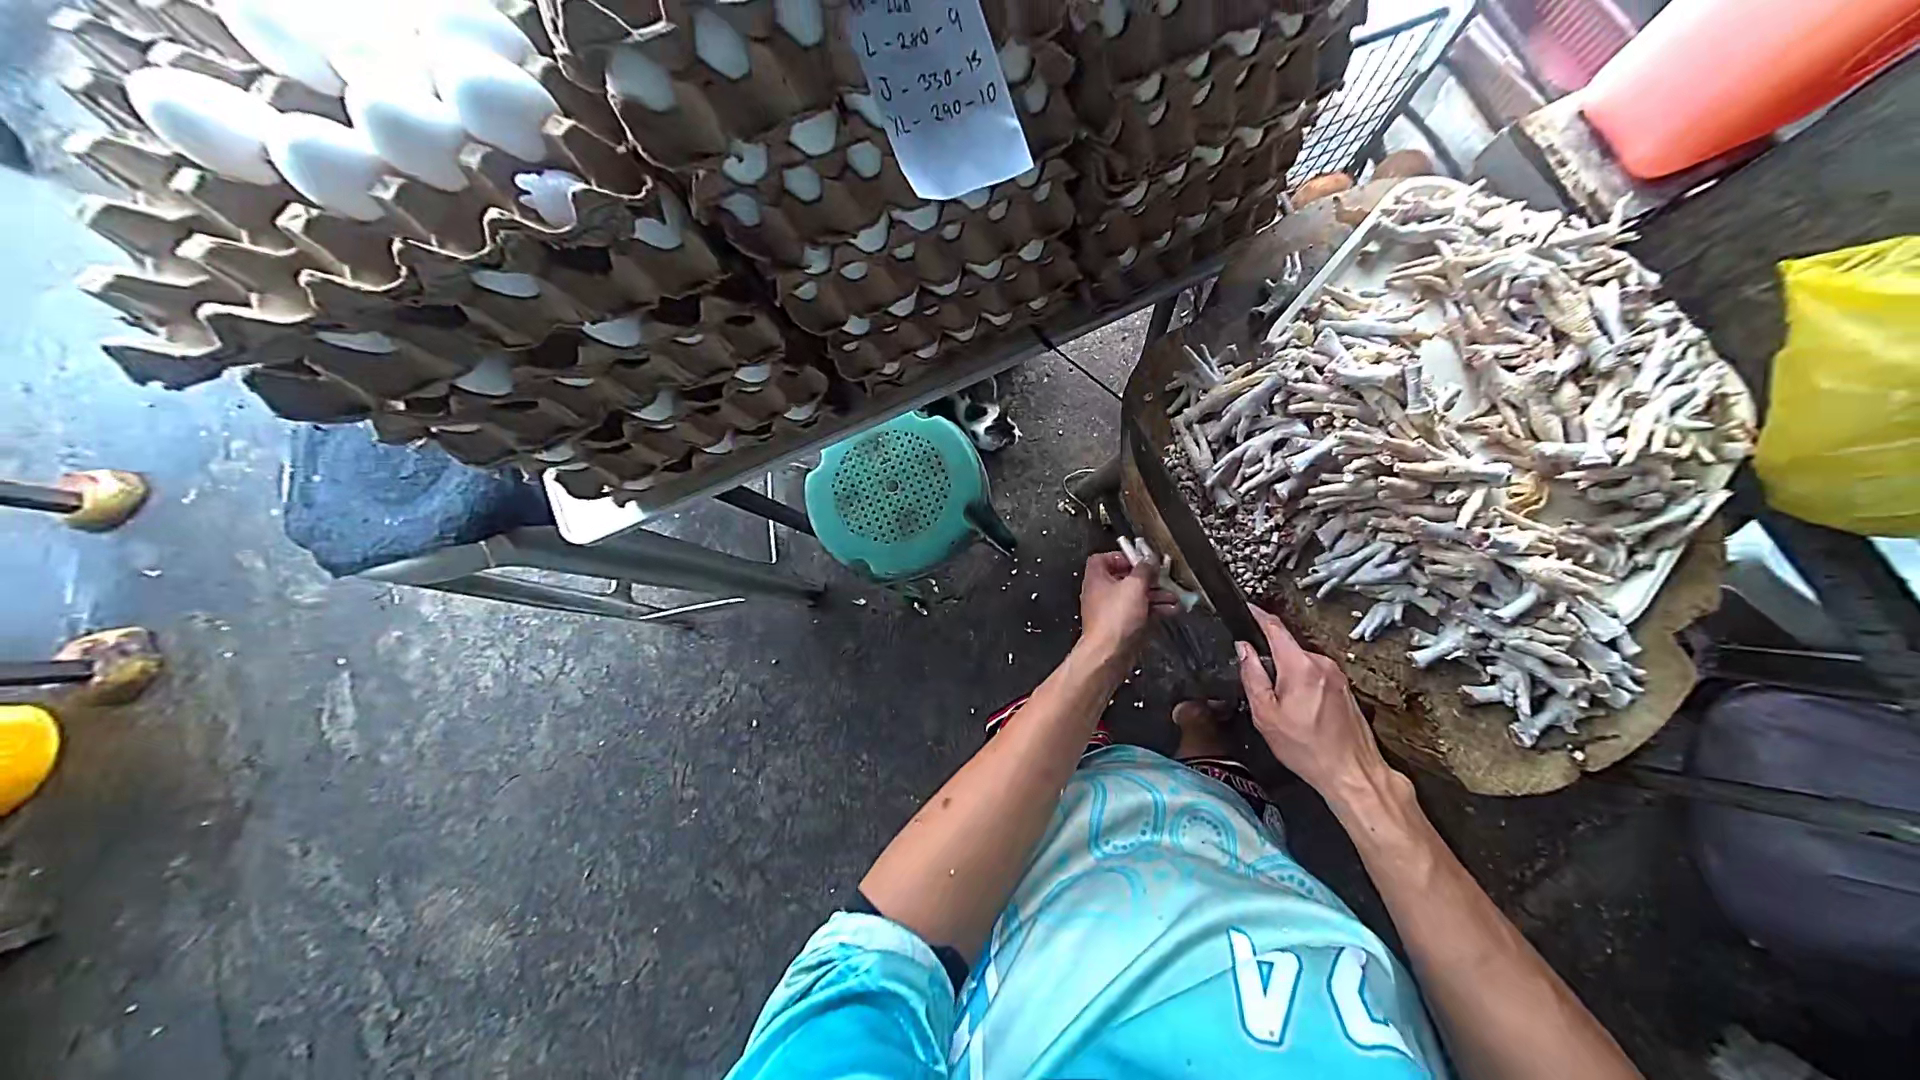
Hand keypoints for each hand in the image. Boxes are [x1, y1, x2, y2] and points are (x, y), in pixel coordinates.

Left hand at [1079, 551, 1178, 659]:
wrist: (1109, 654)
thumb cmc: (1115, 617)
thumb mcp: (1134, 586)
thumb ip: (1144, 570)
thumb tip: (1149, 560)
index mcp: (1097, 579)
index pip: (1103, 559)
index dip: (1122, 557)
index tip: (1139, 559)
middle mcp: (1101, 594)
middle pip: (1124, 578)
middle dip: (1147, 579)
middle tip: (1163, 578)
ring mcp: (1111, 611)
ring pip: (1135, 597)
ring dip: (1156, 595)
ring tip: (1174, 596)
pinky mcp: (1122, 626)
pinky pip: (1139, 613)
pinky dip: (1154, 609)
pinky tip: (1171, 609)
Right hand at [1236, 604, 1397, 802]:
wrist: (1352, 773)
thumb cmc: (1308, 748)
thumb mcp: (1265, 713)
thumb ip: (1251, 675)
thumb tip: (1243, 649)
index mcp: (1300, 666)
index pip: (1275, 627)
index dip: (1257, 615)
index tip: (1247, 608)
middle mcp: (1322, 664)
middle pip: (1287, 647)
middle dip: (1269, 657)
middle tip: (1258, 683)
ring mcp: (1337, 676)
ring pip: (1300, 663)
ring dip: (1286, 674)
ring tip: (1281, 706)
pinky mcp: (1344, 688)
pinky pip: (1315, 675)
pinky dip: (1301, 684)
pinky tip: (1299, 711)